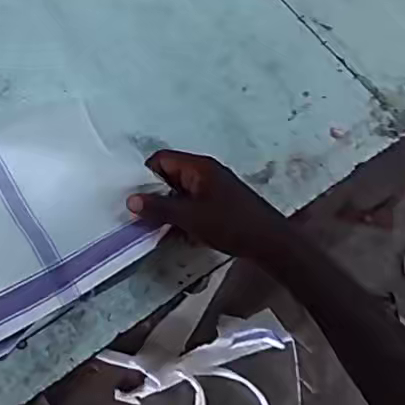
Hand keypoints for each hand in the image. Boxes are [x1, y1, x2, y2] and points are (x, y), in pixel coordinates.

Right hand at [127, 150, 285, 254]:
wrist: (273, 245)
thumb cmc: (231, 224)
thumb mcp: (190, 217)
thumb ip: (159, 207)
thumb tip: (131, 200)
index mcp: (198, 167)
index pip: (161, 159)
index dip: (145, 175)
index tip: (138, 197)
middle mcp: (205, 172)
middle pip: (169, 176)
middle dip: (156, 195)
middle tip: (145, 214)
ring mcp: (213, 188)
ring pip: (179, 192)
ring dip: (169, 209)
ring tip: (160, 228)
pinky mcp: (220, 204)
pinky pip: (192, 204)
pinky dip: (183, 216)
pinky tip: (180, 234)